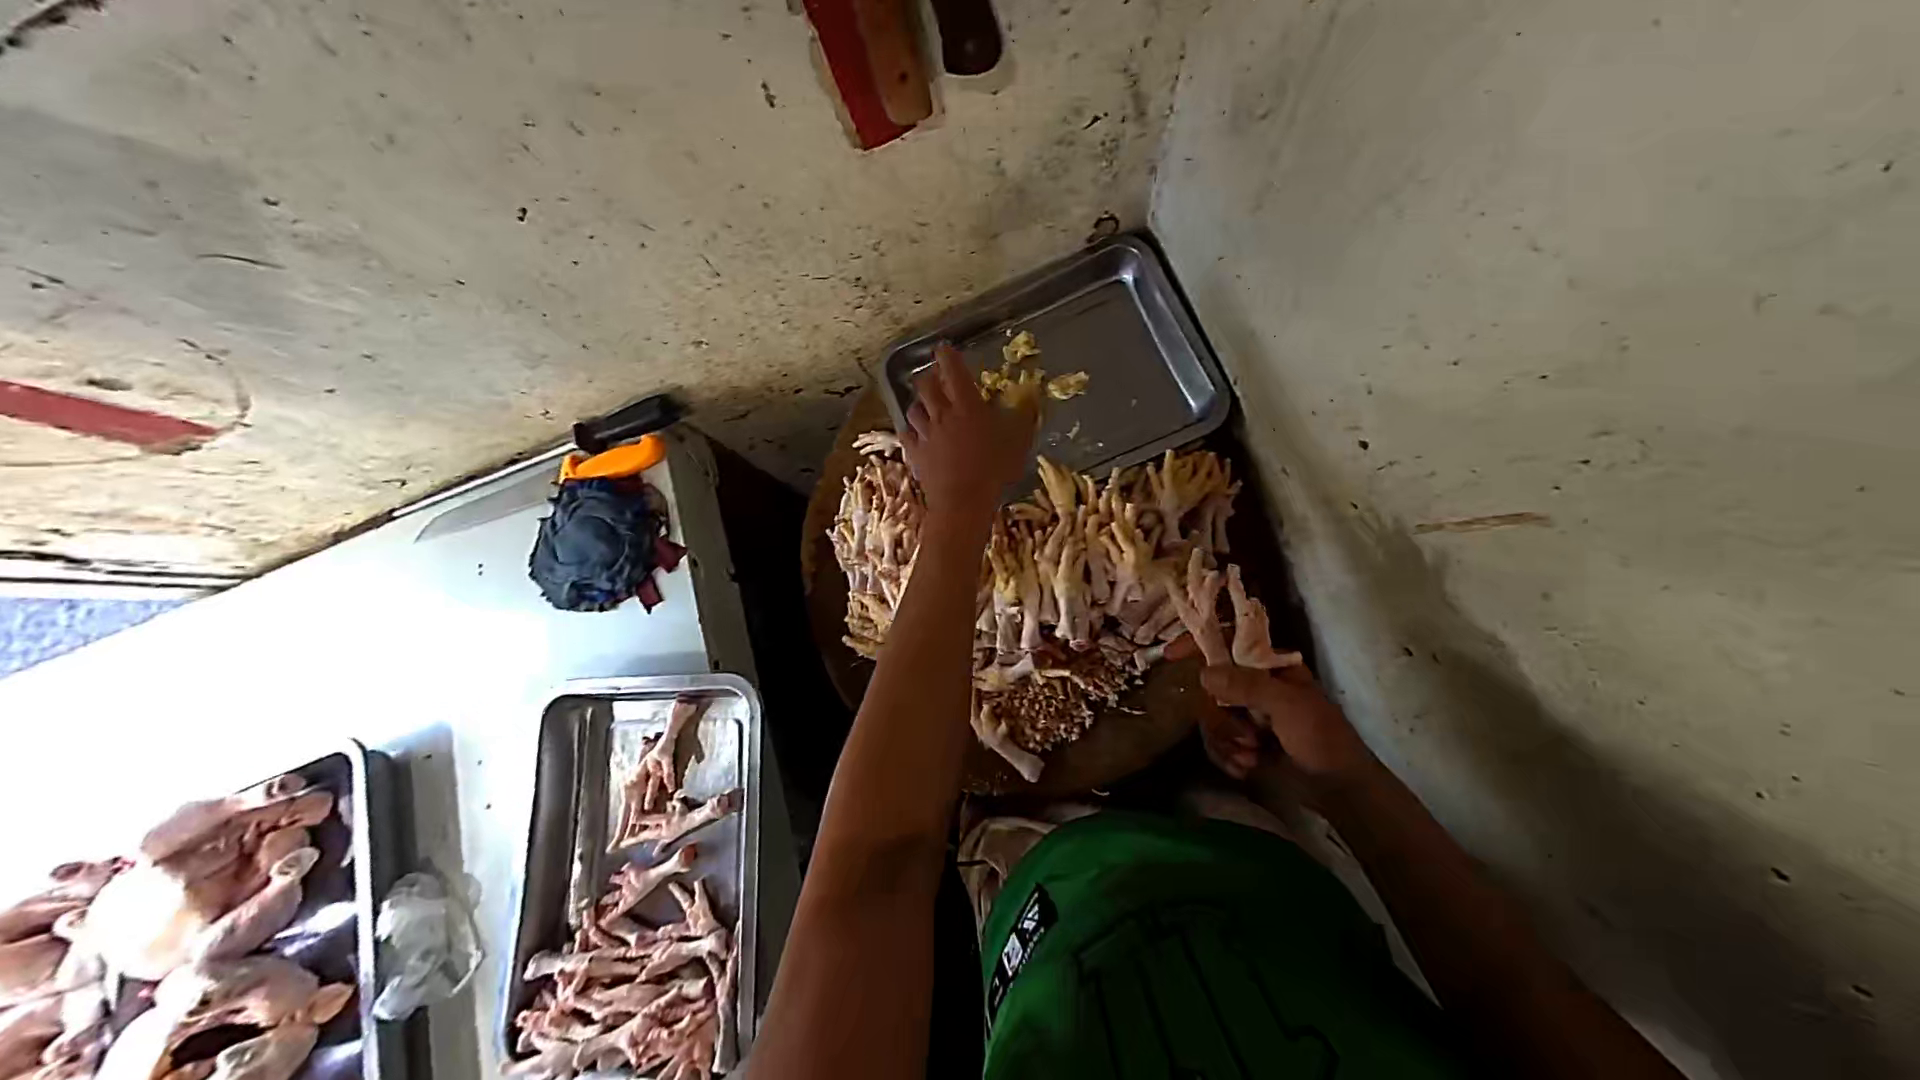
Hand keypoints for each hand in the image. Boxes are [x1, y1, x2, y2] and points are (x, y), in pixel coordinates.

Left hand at [900, 343, 1036, 518]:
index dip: (946, 355)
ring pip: (913, 409)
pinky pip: (907, 434)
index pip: (953, 369)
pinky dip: (911, 430)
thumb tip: (1030, 399)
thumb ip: (1023, 417)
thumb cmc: (995, 469)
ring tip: (926, 406)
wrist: (963, 501)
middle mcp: (941, 413)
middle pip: (925, 385)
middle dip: (929, 377)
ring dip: (919, 404)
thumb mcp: (1018, 441)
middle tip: (936, 378)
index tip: (943, 348)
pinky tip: (916, 433)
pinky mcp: (915, 453)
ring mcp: (925, 434)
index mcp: (967, 404)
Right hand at [1191, 651, 1375, 783]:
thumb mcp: (1290, 706)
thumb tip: (1203, 674)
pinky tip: (1247, 769)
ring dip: (1226, 741)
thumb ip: (1248, 686)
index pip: (1227, 643)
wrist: (1340, 792)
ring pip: (1208, 717)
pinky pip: (1212, 743)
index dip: (1198, 644)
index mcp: (1267, 668)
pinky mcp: (1238, 743)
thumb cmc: (1324, 739)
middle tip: (1247, 737)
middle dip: (1222, 718)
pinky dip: (1225, 757)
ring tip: (1252, 757)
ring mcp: (1243, 716)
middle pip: (1209, 688)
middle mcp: (1251, 687)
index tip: (1172, 655)